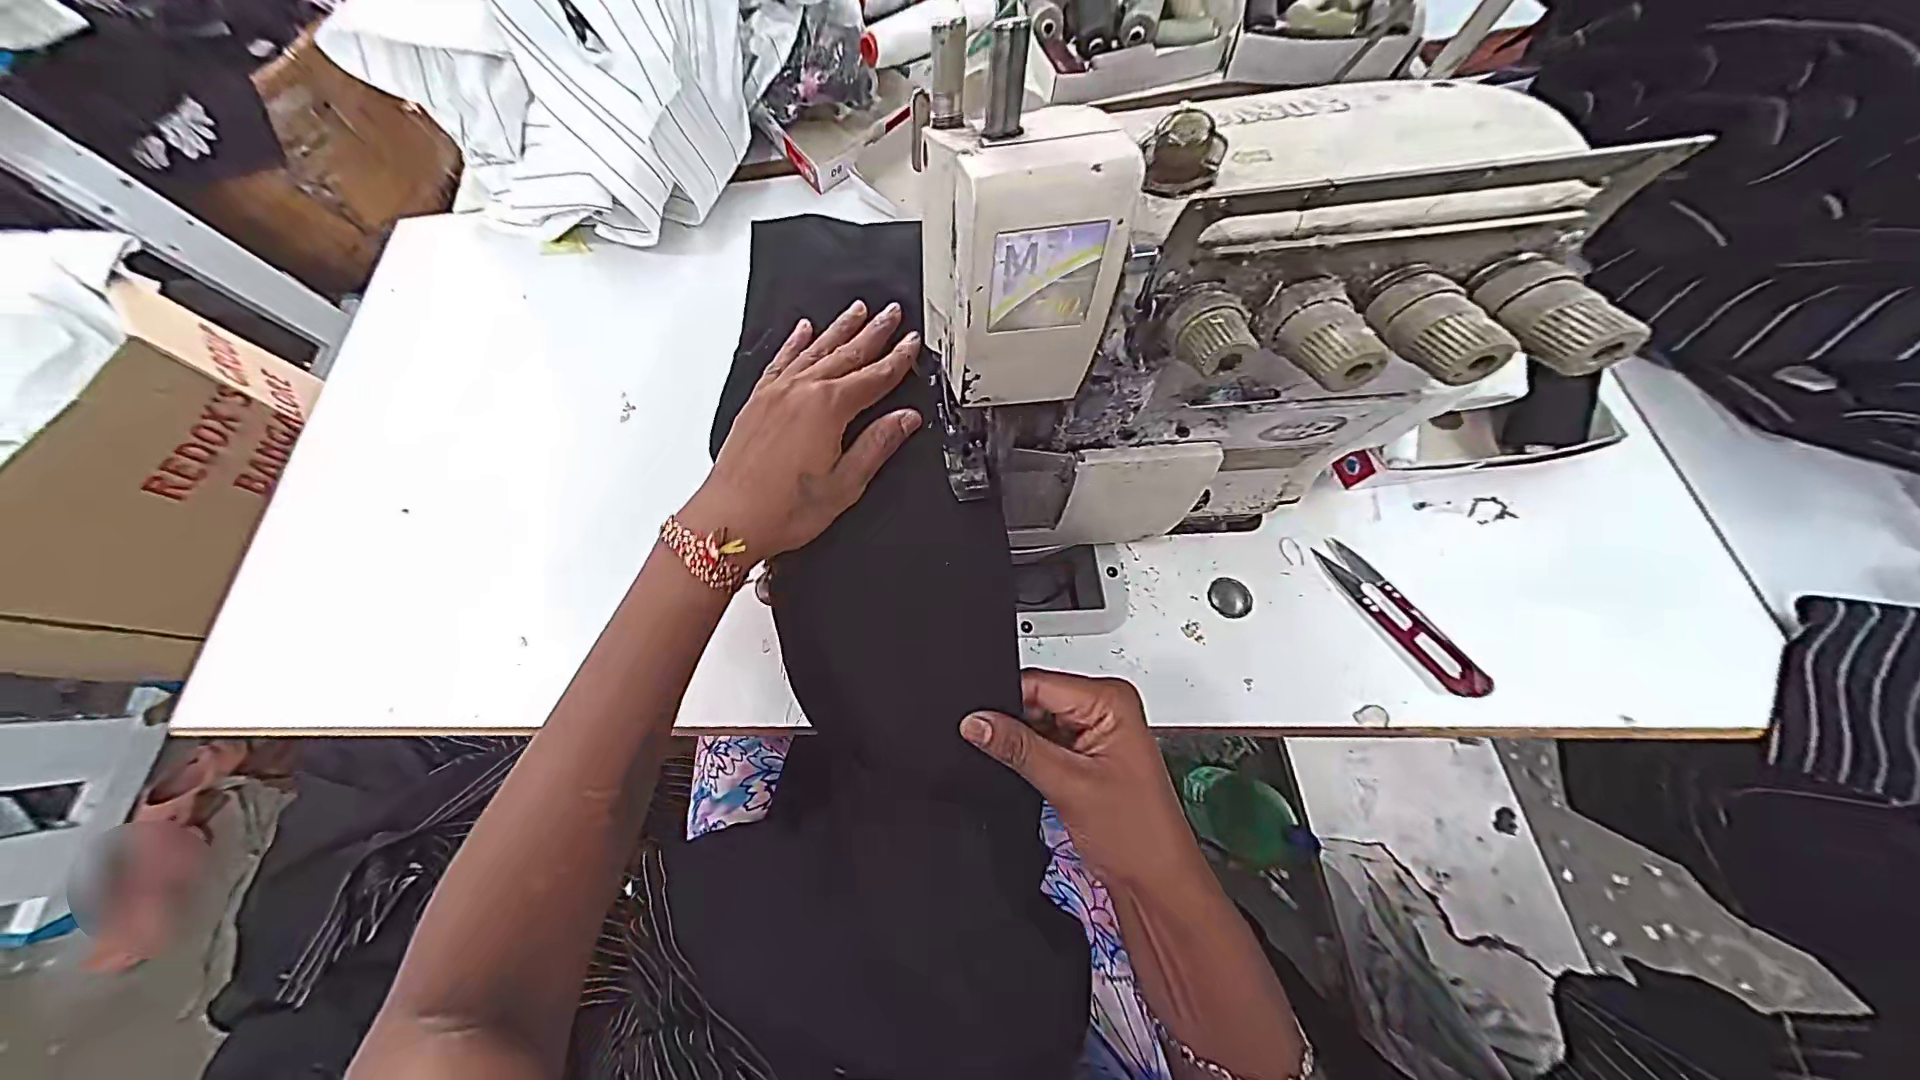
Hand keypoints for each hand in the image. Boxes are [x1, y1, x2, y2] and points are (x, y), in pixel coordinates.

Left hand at [683, 300, 921, 558]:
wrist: (730, 518)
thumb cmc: (782, 508)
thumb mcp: (846, 483)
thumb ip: (878, 444)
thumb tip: (905, 420)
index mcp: (827, 409)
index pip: (874, 377)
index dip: (898, 359)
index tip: (911, 343)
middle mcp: (800, 392)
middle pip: (847, 353)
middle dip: (874, 332)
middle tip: (891, 313)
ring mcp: (776, 393)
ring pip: (816, 349)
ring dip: (839, 328)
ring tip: (857, 311)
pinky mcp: (758, 401)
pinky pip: (782, 360)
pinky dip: (795, 342)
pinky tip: (803, 331)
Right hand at [961, 670, 1200, 890]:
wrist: (1154, 882)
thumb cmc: (1139, 835)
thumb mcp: (1067, 784)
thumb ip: (1016, 747)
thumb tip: (977, 722)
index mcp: (1112, 699)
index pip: (1040, 682)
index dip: (1005, 702)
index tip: (977, 721)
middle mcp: (1106, 706)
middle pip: (1036, 699)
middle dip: (1016, 725)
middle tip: (1014, 757)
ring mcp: (1096, 729)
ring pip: (1037, 721)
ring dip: (1027, 745)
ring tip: (1046, 776)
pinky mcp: (1086, 750)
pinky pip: (1045, 740)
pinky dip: (1034, 757)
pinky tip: (1043, 778)